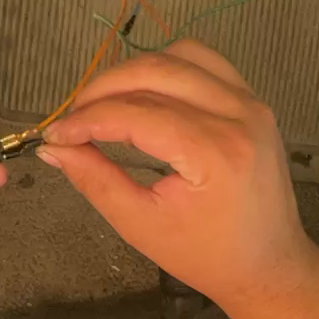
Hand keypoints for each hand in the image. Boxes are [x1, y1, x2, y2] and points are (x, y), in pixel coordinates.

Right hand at [40, 40, 318, 312]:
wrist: (265, 263)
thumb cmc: (202, 255)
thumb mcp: (139, 225)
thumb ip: (94, 180)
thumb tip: (53, 149)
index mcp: (212, 152)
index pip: (135, 114)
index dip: (86, 120)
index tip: (53, 135)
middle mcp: (237, 114)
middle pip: (155, 71)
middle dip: (101, 90)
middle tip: (70, 118)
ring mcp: (250, 101)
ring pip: (179, 55)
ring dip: (132, 73)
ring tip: (101, 104)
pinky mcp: (251, 100)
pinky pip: (202, 62)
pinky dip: (164, 68)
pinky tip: (140, 95)